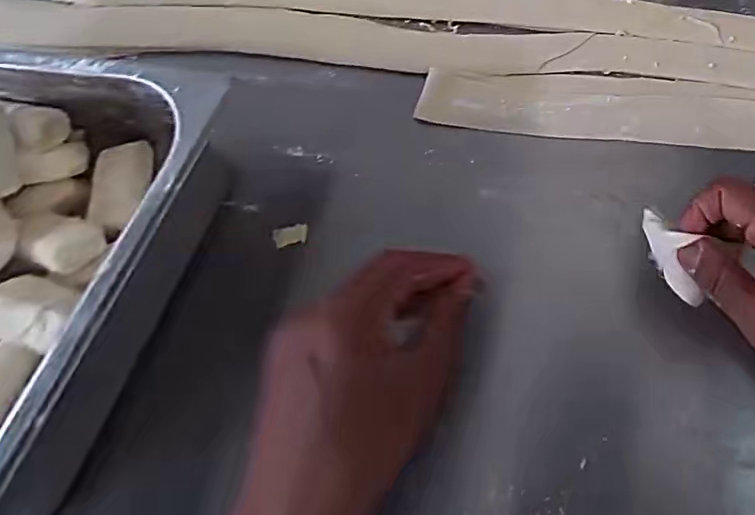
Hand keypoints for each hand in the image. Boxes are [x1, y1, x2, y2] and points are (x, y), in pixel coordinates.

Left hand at [233, 250, 478, 514]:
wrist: (298, 512)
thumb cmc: (360, 451)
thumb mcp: (423, 377)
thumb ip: (447, 320)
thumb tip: (460, 288)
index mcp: (340, 317)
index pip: (400, 265)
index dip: (441, 264)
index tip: (468, 272)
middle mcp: (309, 317)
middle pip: (377, 274)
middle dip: (422, 275)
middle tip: (458, 286)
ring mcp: (291, 337)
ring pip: (358, 293)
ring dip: (399, 293)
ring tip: (435, 308)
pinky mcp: (286, 358)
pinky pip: (339, 316)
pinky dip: (374, 313)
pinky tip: (396, 330)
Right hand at [678, 177, 754, 404]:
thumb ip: (721, 280)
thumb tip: (687, 249)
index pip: (725, 192)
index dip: (696, 213)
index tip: (683, 249)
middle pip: (735, 199)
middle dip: (705, 226)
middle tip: (690, 268)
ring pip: (748, 214)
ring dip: (722, 237)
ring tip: (708, 278)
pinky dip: (741, 244)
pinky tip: (736, 277)